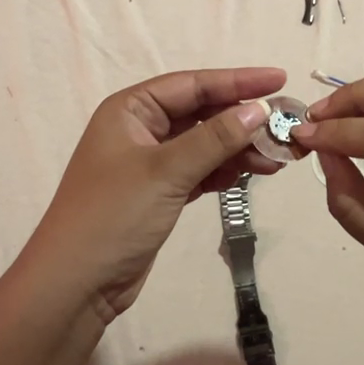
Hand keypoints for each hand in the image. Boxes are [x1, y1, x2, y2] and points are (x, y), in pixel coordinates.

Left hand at [28, 67, 287, 323]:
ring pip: (204, 143)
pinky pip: (200, 170)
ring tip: (279, 156)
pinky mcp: (159, 193)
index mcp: (130, 109)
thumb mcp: (166, 171)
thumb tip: (258, 111)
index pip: (192, 84)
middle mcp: (139, 128)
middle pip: (200, 112)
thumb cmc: (113, 216)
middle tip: (287, 124)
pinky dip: (226, 171)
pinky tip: (255, 173)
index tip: (280, 79)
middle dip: (242, 118)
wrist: (76, 285)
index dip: (238, 81)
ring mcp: (149, 163)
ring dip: (239, 148)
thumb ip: (214, 138)